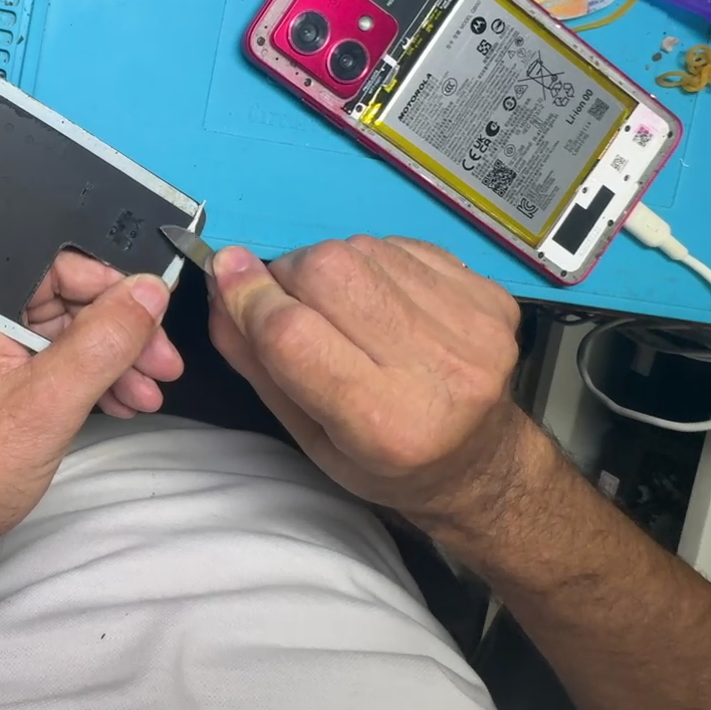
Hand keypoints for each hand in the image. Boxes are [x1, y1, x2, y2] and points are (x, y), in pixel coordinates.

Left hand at [0, 257, 173, 573]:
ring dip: (113, 355)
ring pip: (64, 324)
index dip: (107, 282)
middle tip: (164, 361)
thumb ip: (104, 342)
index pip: (48, 260)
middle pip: (62, 291)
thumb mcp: (48, 403)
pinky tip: (123, 399)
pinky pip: (52, 351)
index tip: (153, 310)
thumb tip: (151, 291)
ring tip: (150, 391)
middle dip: (119, 327)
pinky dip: (90, 373)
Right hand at [207, 236, 523, 527]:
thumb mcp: (303, 435)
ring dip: (328, 266)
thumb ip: (254, 361)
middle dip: (287, 274)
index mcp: (384, 425)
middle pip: (328, 271)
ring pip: (359, 247)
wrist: (482, 464)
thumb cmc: (380, 461)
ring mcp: (472, 329)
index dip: (249, 296)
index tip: (222, 272)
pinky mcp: (491, 296)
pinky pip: (398, 245)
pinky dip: (370, 261)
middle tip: (289, 300)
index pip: (292, 333)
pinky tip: (379, 298)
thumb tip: (219, 287)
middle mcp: (438, 373)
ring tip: (340, 306)